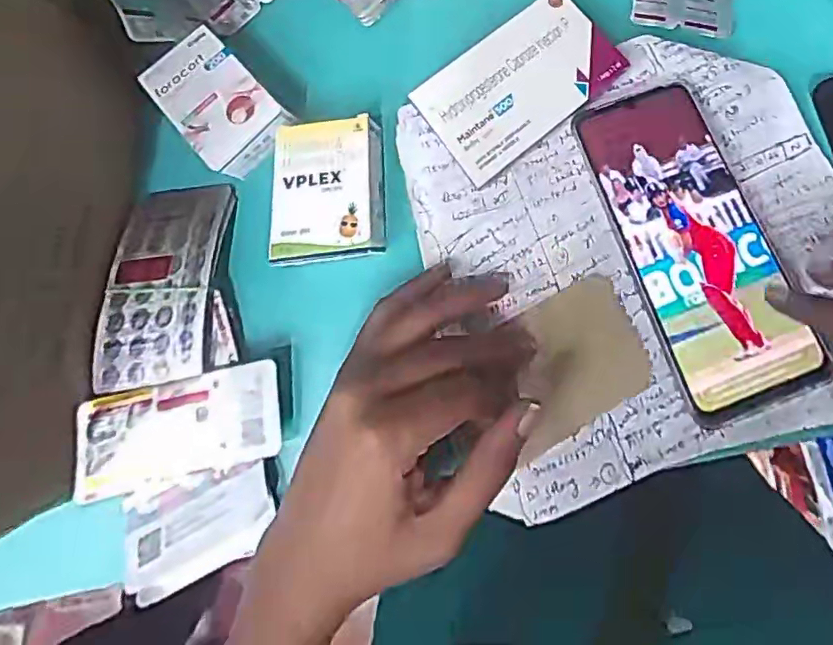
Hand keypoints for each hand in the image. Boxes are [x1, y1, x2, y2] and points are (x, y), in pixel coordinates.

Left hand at [232, 265, 537, 644]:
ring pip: (412, 319)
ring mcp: (351, 374)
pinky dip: (413, 291)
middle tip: (529, 337)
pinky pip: (381, 318)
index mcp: (387, 435)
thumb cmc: (377, 551)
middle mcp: (366, 390)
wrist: (303, 558)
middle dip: (491, 342)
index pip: (461, 392)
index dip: (500, 390)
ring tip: (497, 286)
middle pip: (442, 351)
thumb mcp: (443, 532)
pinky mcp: (345, 370)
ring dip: (457, 297)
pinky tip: (441, 275)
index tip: (525, 393)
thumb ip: (489, 469)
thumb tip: (528, 409)